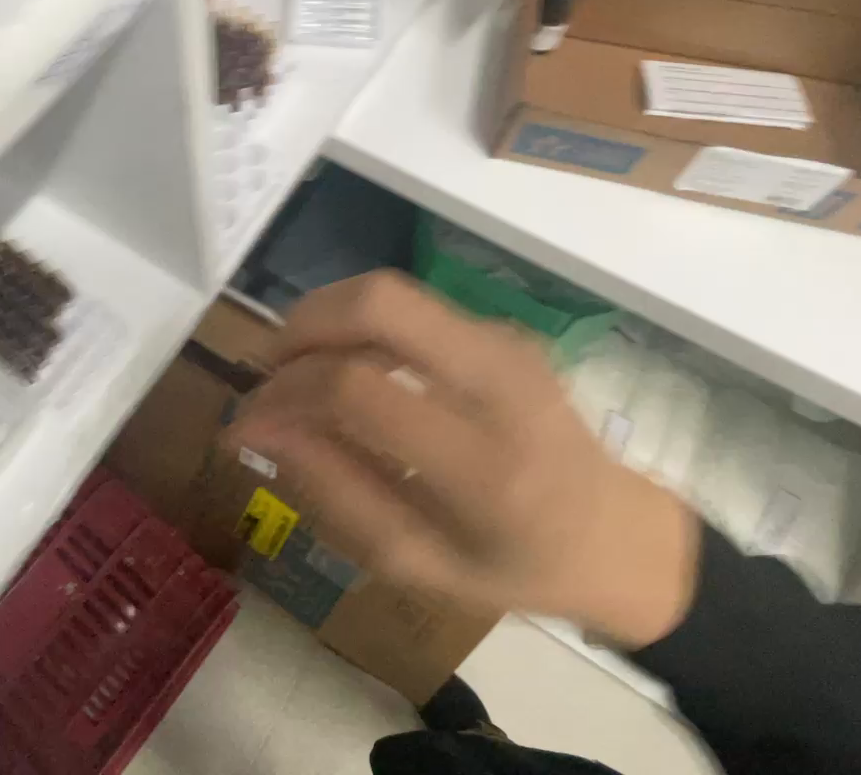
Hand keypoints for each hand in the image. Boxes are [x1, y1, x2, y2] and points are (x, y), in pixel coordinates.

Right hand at [224, 270, 699, 648]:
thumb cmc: (512, 568)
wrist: (615, 535)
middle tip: (267, 373)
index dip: (284, 396)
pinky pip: (410, 309)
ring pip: (387, 292)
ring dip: (323, 320)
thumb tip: (260, 429)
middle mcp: (497, 381)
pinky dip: (357, 327)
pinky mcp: (501, 328)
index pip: (357, 390)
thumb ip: (333, 491)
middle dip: (300, 327)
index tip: (245, 423)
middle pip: (378, 303)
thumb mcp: (415, 562)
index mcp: (481, 463)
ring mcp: (505, 343)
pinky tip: (347, 370)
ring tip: (295, 370)